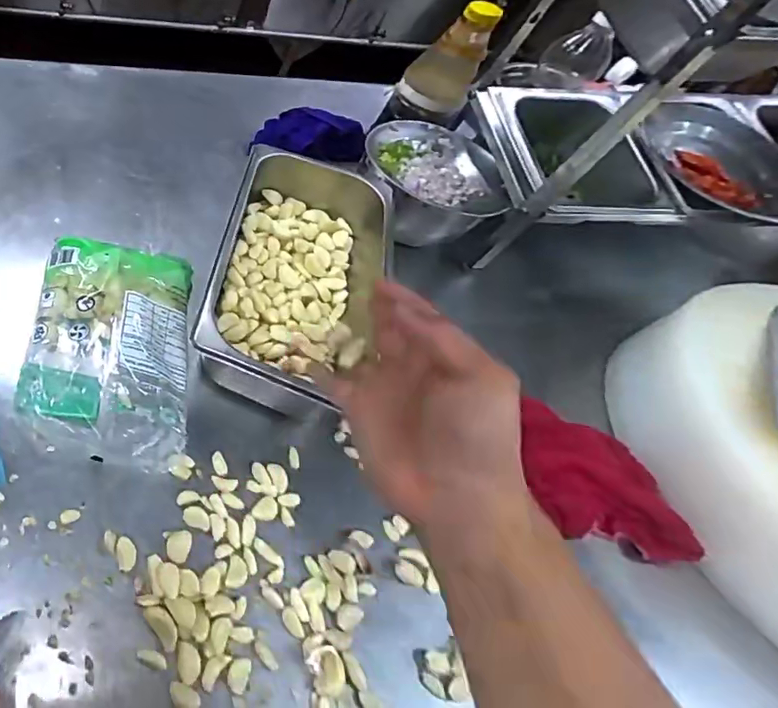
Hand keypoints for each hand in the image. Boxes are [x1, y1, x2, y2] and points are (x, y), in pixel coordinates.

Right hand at [325, 281, 526, 540]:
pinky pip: (331, 378)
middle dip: (368, 305)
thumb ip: (440, 338)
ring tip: (316, 302)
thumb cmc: (477, 435)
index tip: (375, 277)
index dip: (401, 298)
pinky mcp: (356, 408)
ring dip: (340, 327)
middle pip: (386, 326)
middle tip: (340, 280)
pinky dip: (314, 362)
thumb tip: (395, 308)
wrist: (458, 499)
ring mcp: (381, 387)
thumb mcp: (480, 378)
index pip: (420, 317)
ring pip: (356, 347)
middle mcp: (410, 366)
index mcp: (444, 357)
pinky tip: (298, 343)